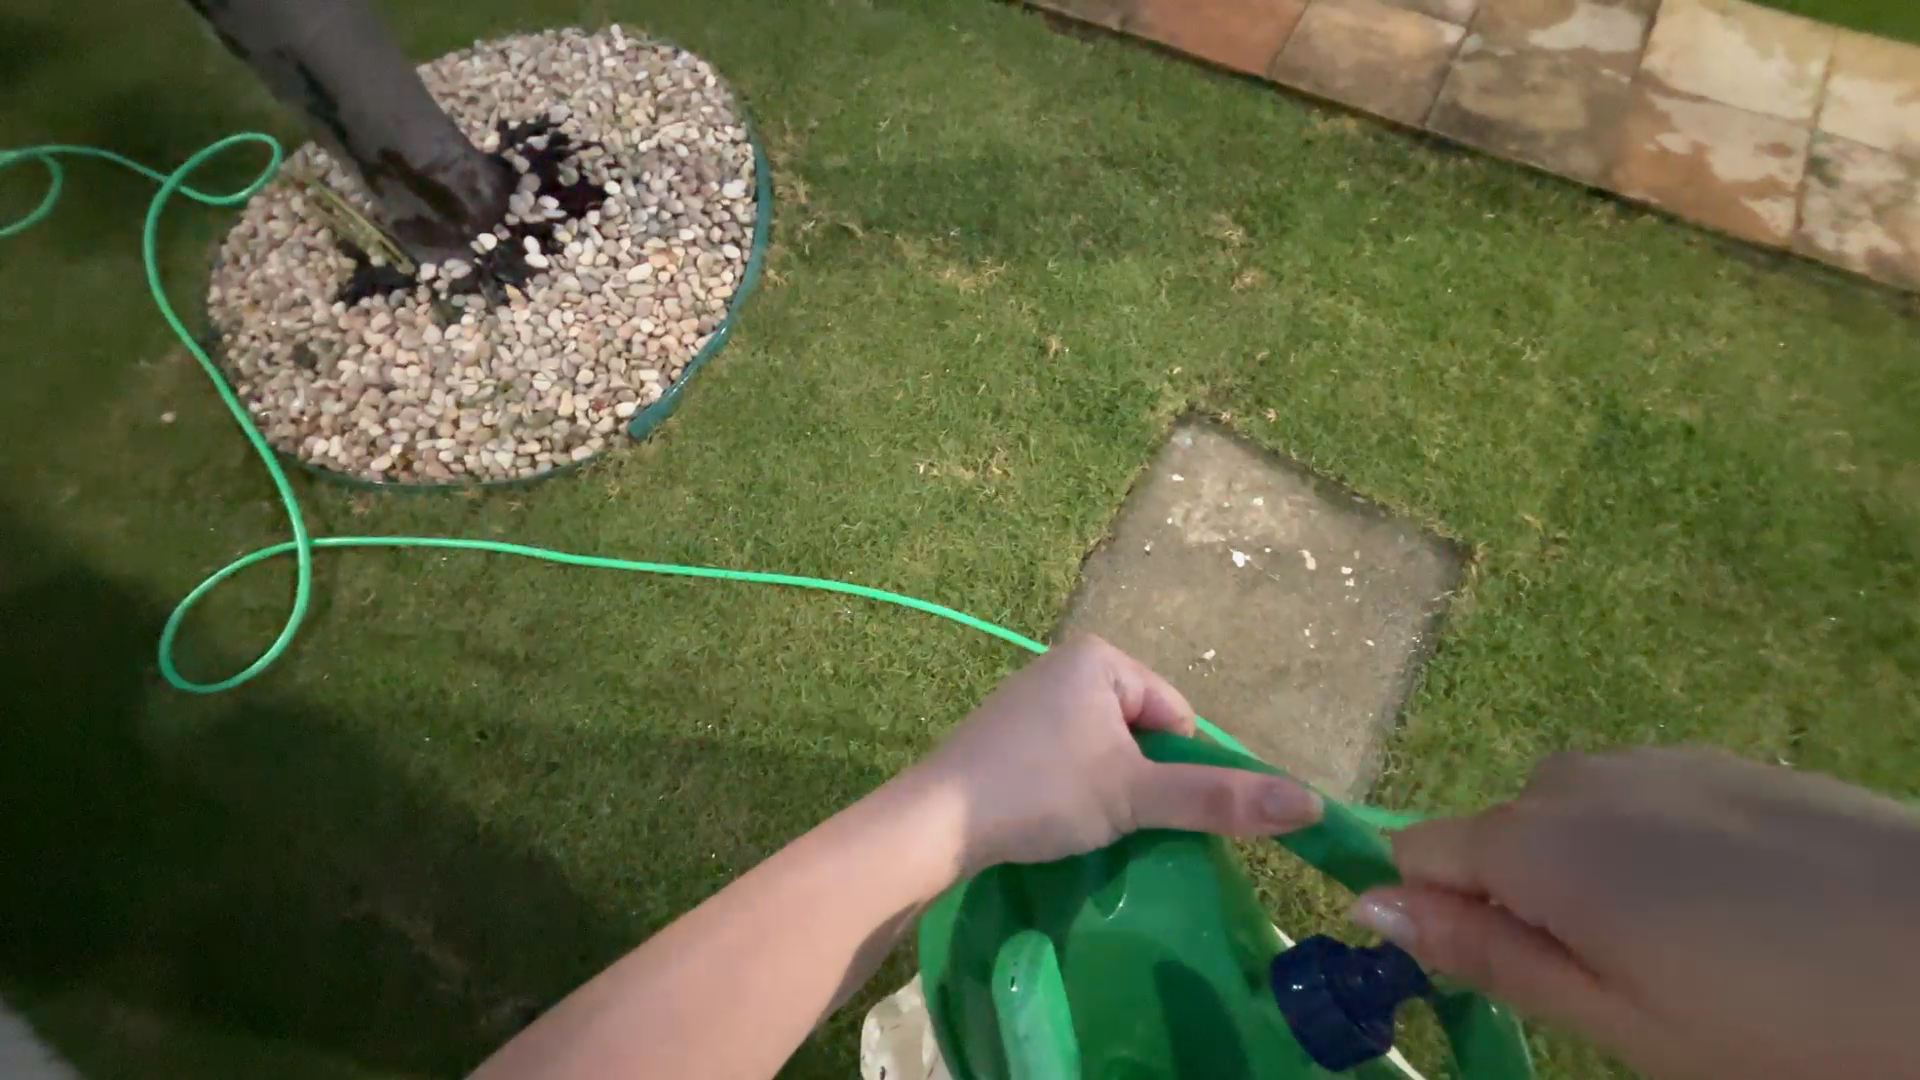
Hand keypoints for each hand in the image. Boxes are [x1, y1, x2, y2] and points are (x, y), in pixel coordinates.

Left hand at [908, 635, 1321, 873]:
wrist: (937, 820)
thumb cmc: (1042, 790)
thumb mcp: (1135, 795)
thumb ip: (1218, 799)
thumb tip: (1311, 803)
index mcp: (1100, 657)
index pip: (1177, 716)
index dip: (1179, 770)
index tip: (1151, 809)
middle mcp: (1065, 662)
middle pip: (1142, 730)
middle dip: (1141, 778)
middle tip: (1117, 818)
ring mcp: (1033, 695)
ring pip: (1105, 746)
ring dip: (1110, 786)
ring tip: (1084, 818)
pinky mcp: (1010, 728)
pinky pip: (1068, 752)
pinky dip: (1075, 785)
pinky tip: (1056, 812)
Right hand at [1350, 747, 1919, 1079]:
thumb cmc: (1796, 1029)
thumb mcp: (1626, 1025)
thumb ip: (1483, 952)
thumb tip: (1368, 905)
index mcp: (1526, 841)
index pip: (1414, 853)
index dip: (1441, 910)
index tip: (1510, 965)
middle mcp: (1561, 779)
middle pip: (1492, 835)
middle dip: (1528, 896)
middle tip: (1632, 977)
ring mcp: (1639, 759)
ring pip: (1565, 818)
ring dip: (1594, 870)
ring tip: (1706, 940)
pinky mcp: (1710, 758)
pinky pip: (1632, 799)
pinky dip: (1656, 844)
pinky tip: (1752, 896)